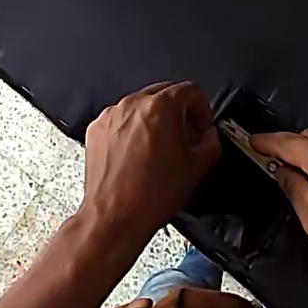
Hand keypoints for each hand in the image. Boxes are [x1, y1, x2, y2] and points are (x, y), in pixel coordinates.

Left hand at [78, 82, 220, 248]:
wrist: (115, 217)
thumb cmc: (151, 195)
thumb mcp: (198, 166)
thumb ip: (211, 140)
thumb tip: (208, 134)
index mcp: (160, 108)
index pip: (190, 90)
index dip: (203, 109)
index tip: (201, 126)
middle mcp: (133, 105)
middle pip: (164, 93)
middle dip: (179, 112)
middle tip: (184, 136)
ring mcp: (111, 116)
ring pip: (142, 106)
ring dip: (155, 120)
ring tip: (159, 150)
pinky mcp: (96, 130)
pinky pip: (121, 120)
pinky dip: (132, 130)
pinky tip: (139, 155)